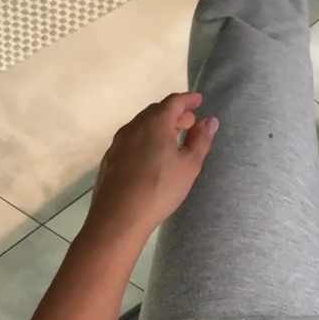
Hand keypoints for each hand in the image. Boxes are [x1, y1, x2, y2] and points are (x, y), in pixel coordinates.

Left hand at [80, 92, 217, 242]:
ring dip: (158, 126)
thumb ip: (201, 140)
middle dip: (174, 113)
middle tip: (189, 122)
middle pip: (156, 111)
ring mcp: (118, 143)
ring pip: (141, 125)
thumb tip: (209, 121)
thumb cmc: (159, 189)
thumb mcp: (189, 165)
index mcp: (155, 123)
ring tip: (171, 138)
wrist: (117, 219)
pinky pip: (131, 139)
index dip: (188, 99)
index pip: (174, 102)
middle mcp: (134, 127)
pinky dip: (144, 138)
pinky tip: (150, 155)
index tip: (199, 100)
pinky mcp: (109, 159)